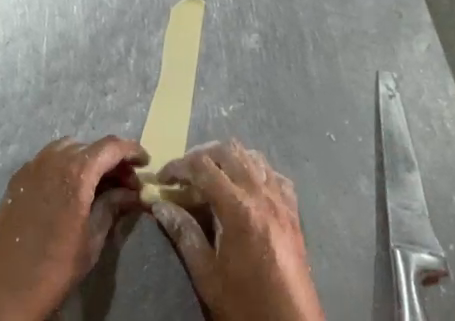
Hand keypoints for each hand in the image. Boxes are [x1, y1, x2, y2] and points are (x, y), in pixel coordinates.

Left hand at [0, 135, 147, 320]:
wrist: (4, 285)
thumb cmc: (55, 265)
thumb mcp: (93, 238)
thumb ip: (113, 207)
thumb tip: (132, 193)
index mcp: (77, 171)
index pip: (111, 146)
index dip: (132, 151)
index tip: (145, 163)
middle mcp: (54, 159)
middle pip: (90, 146)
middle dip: (111, 160)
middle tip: (125, 185)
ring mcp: (33, 166)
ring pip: (68, 148)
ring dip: (87, 160)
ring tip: (98, 186)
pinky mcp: (18, 178)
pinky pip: (48, 160)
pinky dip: (65, 166)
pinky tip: (69, 190)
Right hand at [150, 140, 325, 320]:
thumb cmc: (244, 303)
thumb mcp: (206, 274)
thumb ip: (184, 233)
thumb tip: (160, 205)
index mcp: (238, 207)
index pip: (202, 166)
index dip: (178, 166)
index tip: (162, 178)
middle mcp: (262, 193)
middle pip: (228, 151)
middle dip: (202, 156)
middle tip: (184, 175)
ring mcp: (281, 200)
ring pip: (253, 156)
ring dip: (229, 159)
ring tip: (212, 177)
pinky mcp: (293, 211)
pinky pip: (274, 174)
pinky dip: (256, 171)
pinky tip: (245, 187)